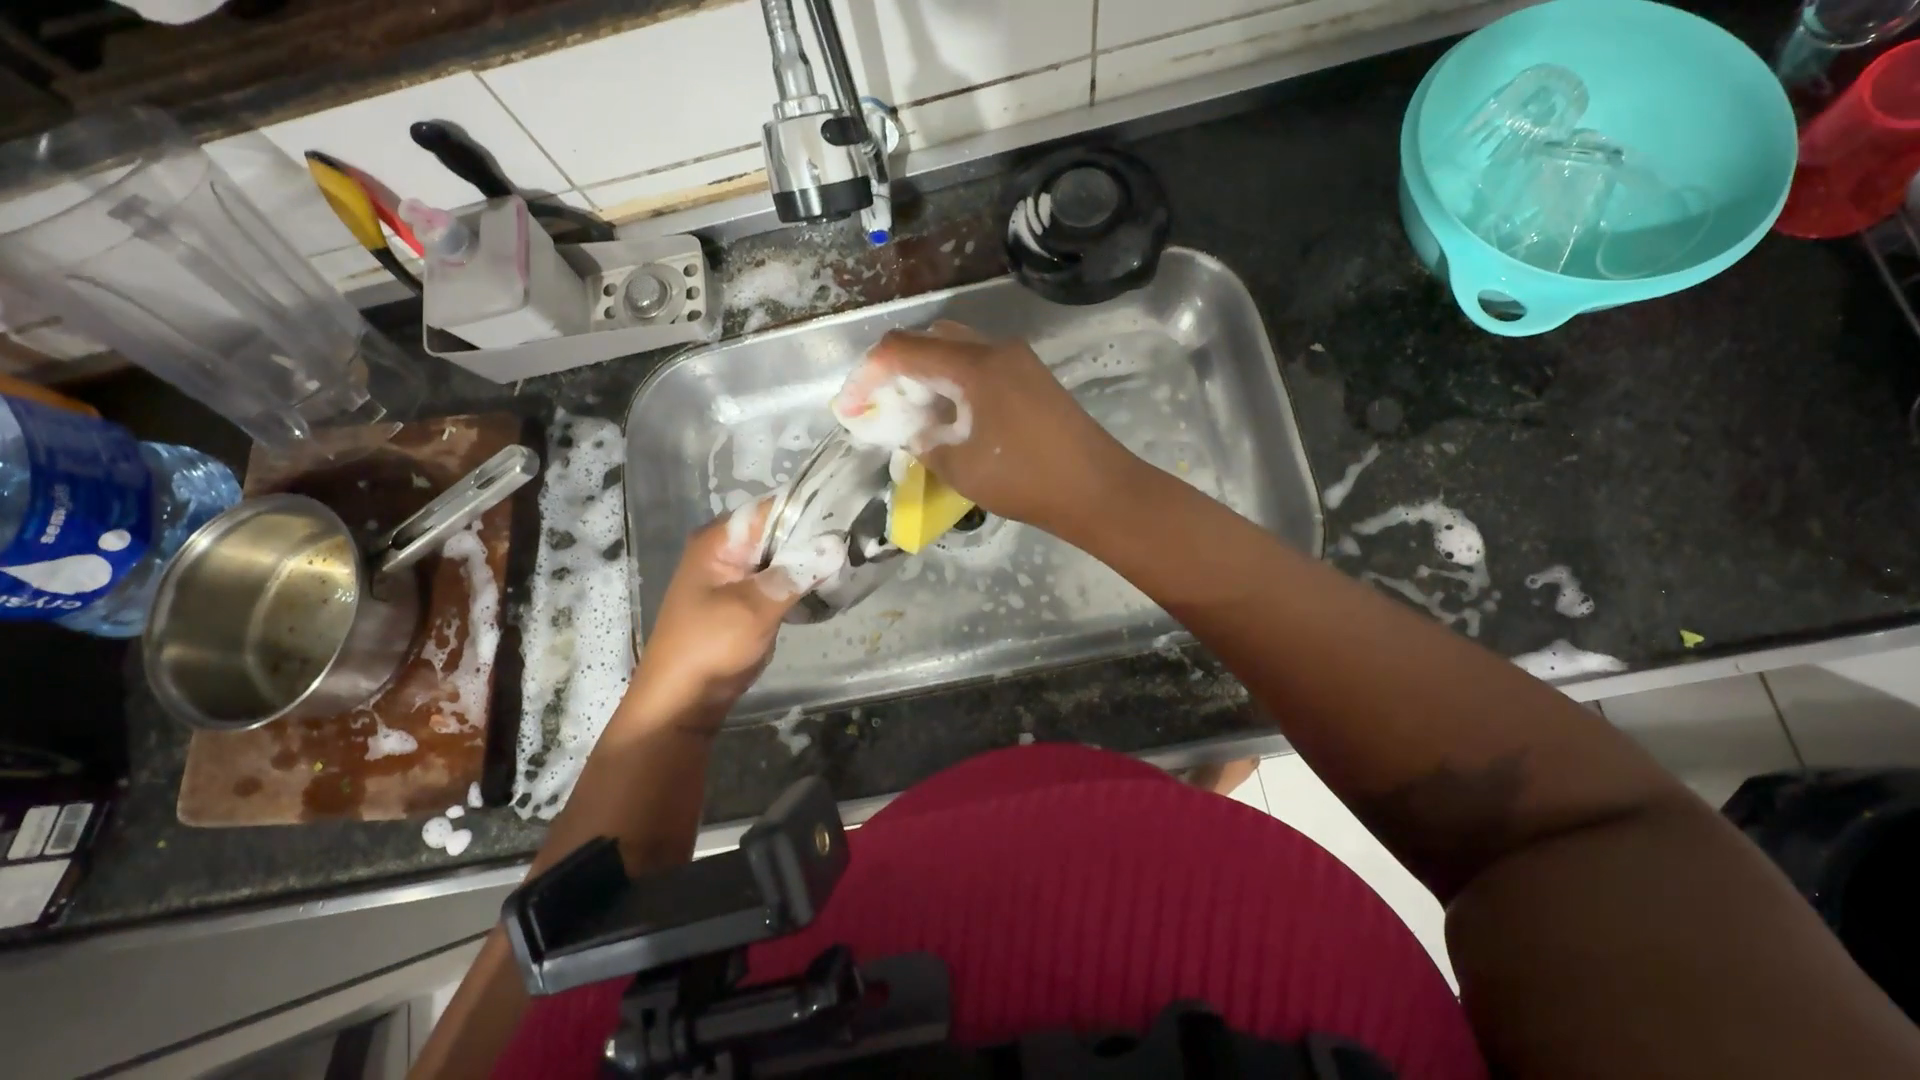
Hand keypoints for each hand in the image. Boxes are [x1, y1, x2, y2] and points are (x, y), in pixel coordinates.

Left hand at [629, 498, 842, 726]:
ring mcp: (733, 577)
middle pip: (776, 531)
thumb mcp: (755, 608)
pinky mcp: (744, 601)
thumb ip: (796, 574)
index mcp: (718, 541)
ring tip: (851, 559)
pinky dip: (799, 582)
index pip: (770, 509)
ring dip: (809, 561)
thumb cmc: (710, 647)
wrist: (681, 700)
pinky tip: (829, 584)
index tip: (848, 512)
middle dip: (813, 536)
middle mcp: (724, 551)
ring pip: (779, 557)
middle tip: (857, 538)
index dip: (808, 509)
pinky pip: (777, 580)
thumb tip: (836, 544)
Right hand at [838, 321, 1140, 535]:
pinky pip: (980, 368)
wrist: (1098, 490)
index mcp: (975, 365)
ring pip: (957, 352)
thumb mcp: (961, 467)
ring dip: (927, 377)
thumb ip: (925, 443)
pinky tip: (950, 419)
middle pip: (930, 340)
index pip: (903, 350)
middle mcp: (996, 350)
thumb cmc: (1026, 479)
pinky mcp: (1032, 379)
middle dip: (896, 370)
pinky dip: (954, 385)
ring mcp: (1019, 362)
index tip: (850, 408)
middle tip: (882, 406)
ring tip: (913, 416)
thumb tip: (915, 433)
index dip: (867, 375)